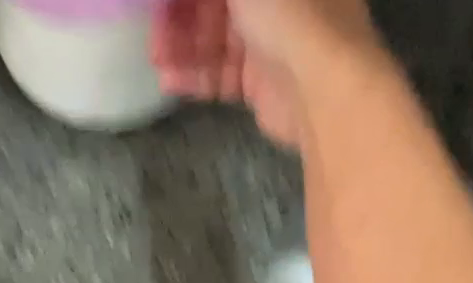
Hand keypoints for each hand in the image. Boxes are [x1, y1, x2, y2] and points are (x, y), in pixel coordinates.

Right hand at [151, 0, 390, 146]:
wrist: (320, 85)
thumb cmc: (288, 12)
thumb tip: (189, 0)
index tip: (159, 2)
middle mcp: (277, 2)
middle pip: (217, 7)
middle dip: (181, 16)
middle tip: (151, 30)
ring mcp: (269, 43)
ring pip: (215, 43)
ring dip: (182, 49)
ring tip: (155, 60)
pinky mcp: (260, 83)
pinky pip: (221, 76)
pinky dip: (195, 77)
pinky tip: (168, 81)